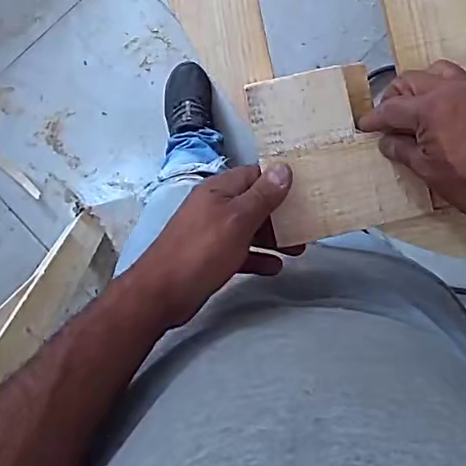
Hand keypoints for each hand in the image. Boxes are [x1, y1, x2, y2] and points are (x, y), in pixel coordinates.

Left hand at [119, 164, 303, 329]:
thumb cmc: (200, 251)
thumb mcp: (238, 219)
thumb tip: (283, 168)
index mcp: (220, 189)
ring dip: (274, 237)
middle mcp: (216, 206)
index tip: (306, 188)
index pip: (257, 174)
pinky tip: (275, 267)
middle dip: (281, 212)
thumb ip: (263, 195)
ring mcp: (212, 231)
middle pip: (256, 202)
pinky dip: (258, 257)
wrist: (158, 296)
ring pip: (251, 228)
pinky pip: (241, 251)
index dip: (281, 180)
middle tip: (307, 222)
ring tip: (299, 248)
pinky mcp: (210, 256)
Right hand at [355, 61, 465, 232]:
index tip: (364, 127)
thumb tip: (387, 141)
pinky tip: (446, 110)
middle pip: (411, 81)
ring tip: (417, 110)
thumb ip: (405, 152)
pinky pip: (460, 79)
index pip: (392, 108)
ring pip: (437, 72)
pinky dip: (445, 87)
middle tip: (388, 122)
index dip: (375, 119)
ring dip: (421, 86)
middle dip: (394, 98)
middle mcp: (451, 88)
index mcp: (431, 107)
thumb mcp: (432, 173)